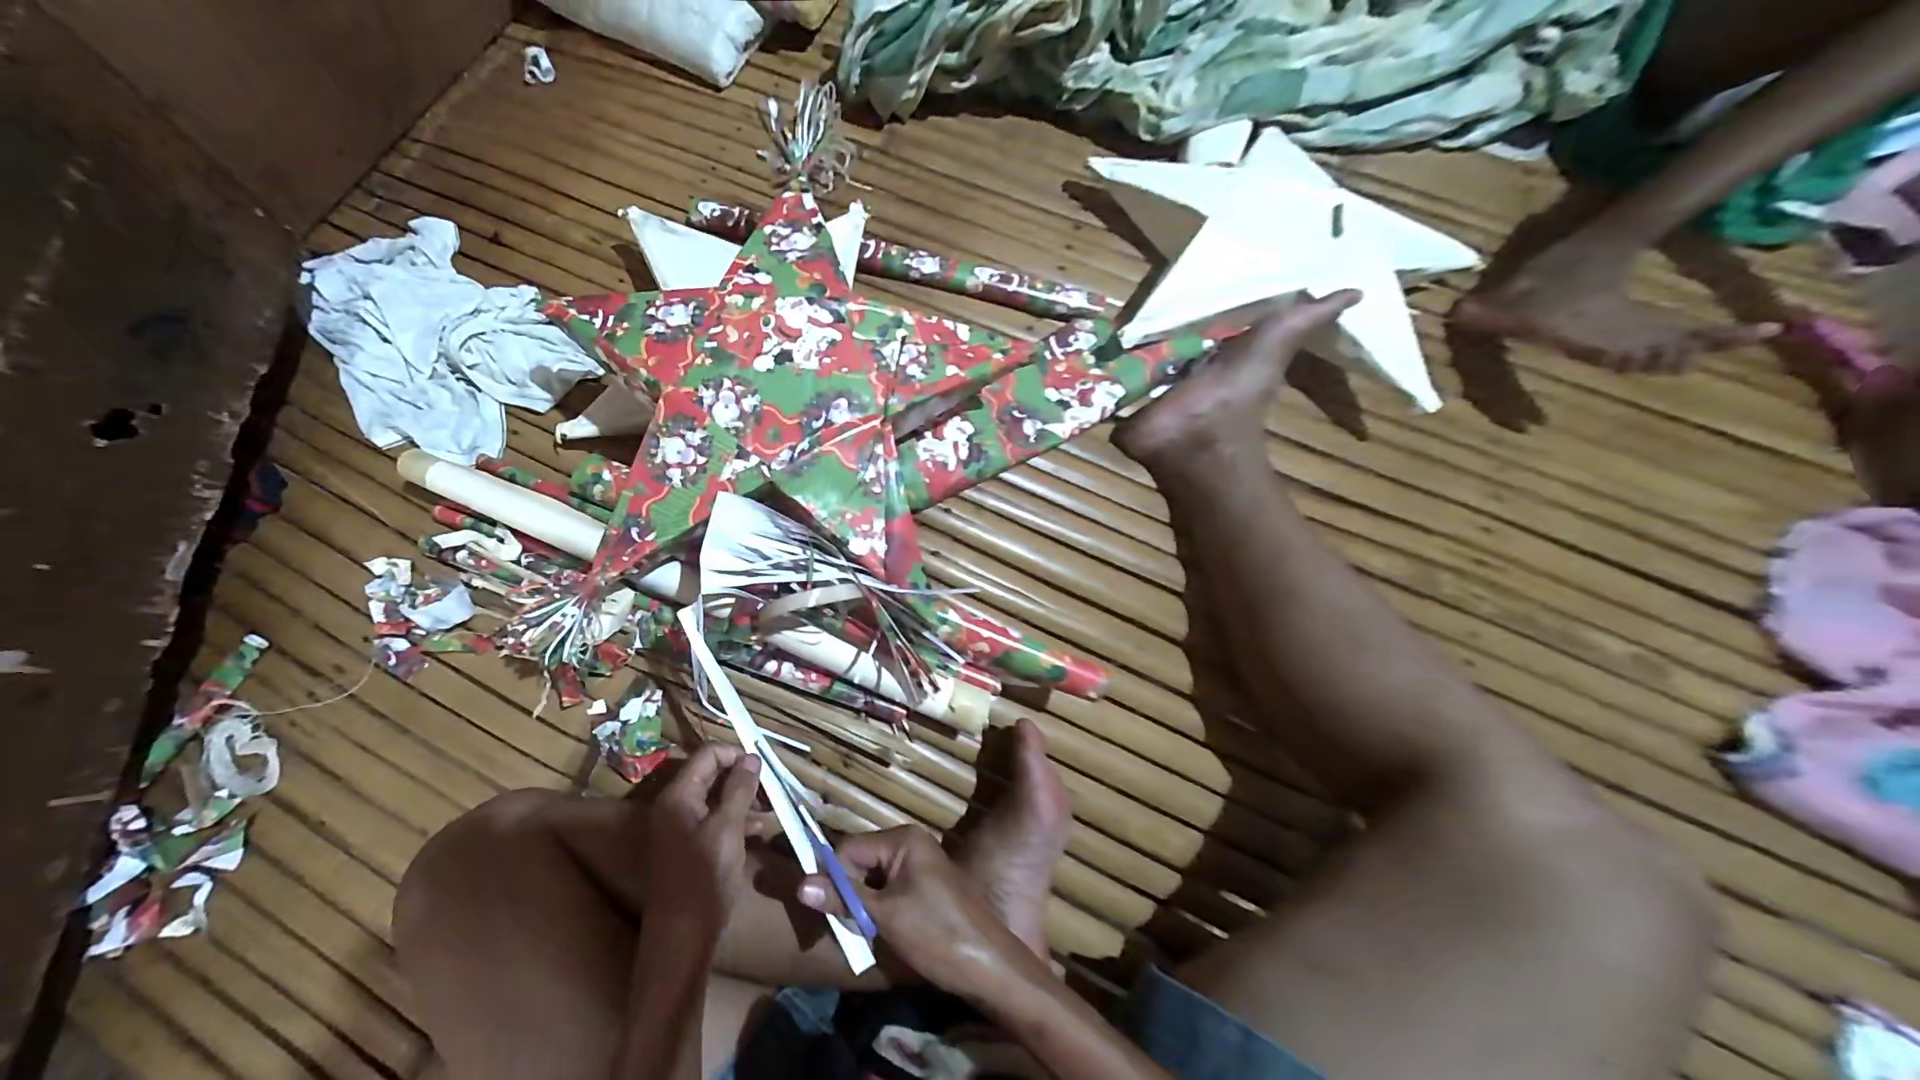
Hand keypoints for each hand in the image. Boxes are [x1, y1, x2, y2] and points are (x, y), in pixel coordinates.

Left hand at [644, 743, 764, 936]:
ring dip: (744, 800)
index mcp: (678, 796)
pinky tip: (761, 830)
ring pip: (717, 798)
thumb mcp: (728, 828)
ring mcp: (681, 826)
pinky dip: (737, 819)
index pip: (708, 754)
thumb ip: (739, 789)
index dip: (736, 755)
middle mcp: (675, 805)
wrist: (683, 936)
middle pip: (712, 774)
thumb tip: (751, 758)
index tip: (763, 769)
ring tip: (772, 812)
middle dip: (744, 778)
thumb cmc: (705, 877)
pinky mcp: (690, 844)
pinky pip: (715, 819)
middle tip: (771, 791)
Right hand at [796, 826, 1035, 997]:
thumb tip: (800, 884)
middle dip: (848, 894)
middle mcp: (911, 844)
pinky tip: (881, 935)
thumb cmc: (937, 934)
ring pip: (872, 880)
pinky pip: (888, 891)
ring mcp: (920, 866)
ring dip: (862, 907)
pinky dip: (878, 912)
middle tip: (849, 928)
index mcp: (903, 839)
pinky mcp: (924, 887)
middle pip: (859, 862)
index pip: (848, 849)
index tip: (826, 912)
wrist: (989, 966)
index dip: (833, 879)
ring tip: (867, 935)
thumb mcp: (885, 917)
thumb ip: (843, 898)